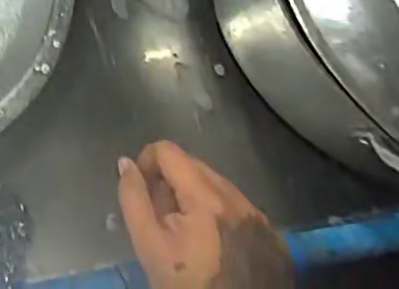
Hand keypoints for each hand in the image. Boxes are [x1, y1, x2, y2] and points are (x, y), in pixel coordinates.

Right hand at [116, 141, 291, 288]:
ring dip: (195, 196)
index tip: (143, 191)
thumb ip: (134, 199)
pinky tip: (214, 247)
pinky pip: (237, 206)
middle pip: (192, 165)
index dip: (147, 163)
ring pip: (215, 185)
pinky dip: (218, 214)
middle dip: (171, 182)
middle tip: (163, 218)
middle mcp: (236, 197)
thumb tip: (126, 163)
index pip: (168, 151)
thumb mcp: (150, 247)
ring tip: (188, 235)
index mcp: (205, 196)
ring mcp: (258, 216)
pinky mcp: (272, 236)